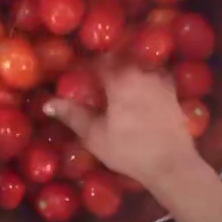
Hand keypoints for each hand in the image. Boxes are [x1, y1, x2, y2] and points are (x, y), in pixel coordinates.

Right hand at [44, 56, 206, 193]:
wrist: (171, 164)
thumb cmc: (128, 149)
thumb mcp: (94, 135)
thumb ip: (72, 115)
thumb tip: (48, 103)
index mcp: (120, 78)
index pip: (97, 61)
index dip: (83, 64)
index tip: (73, 72)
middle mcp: (142, 72)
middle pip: (120, 58)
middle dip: (105, 63)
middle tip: (92, 75)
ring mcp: (161, 82)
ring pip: (139, 65)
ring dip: (125, 68)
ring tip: (114, 82)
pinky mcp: (172, 94)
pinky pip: (154, 77)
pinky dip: (143, 79)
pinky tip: (138, 91)